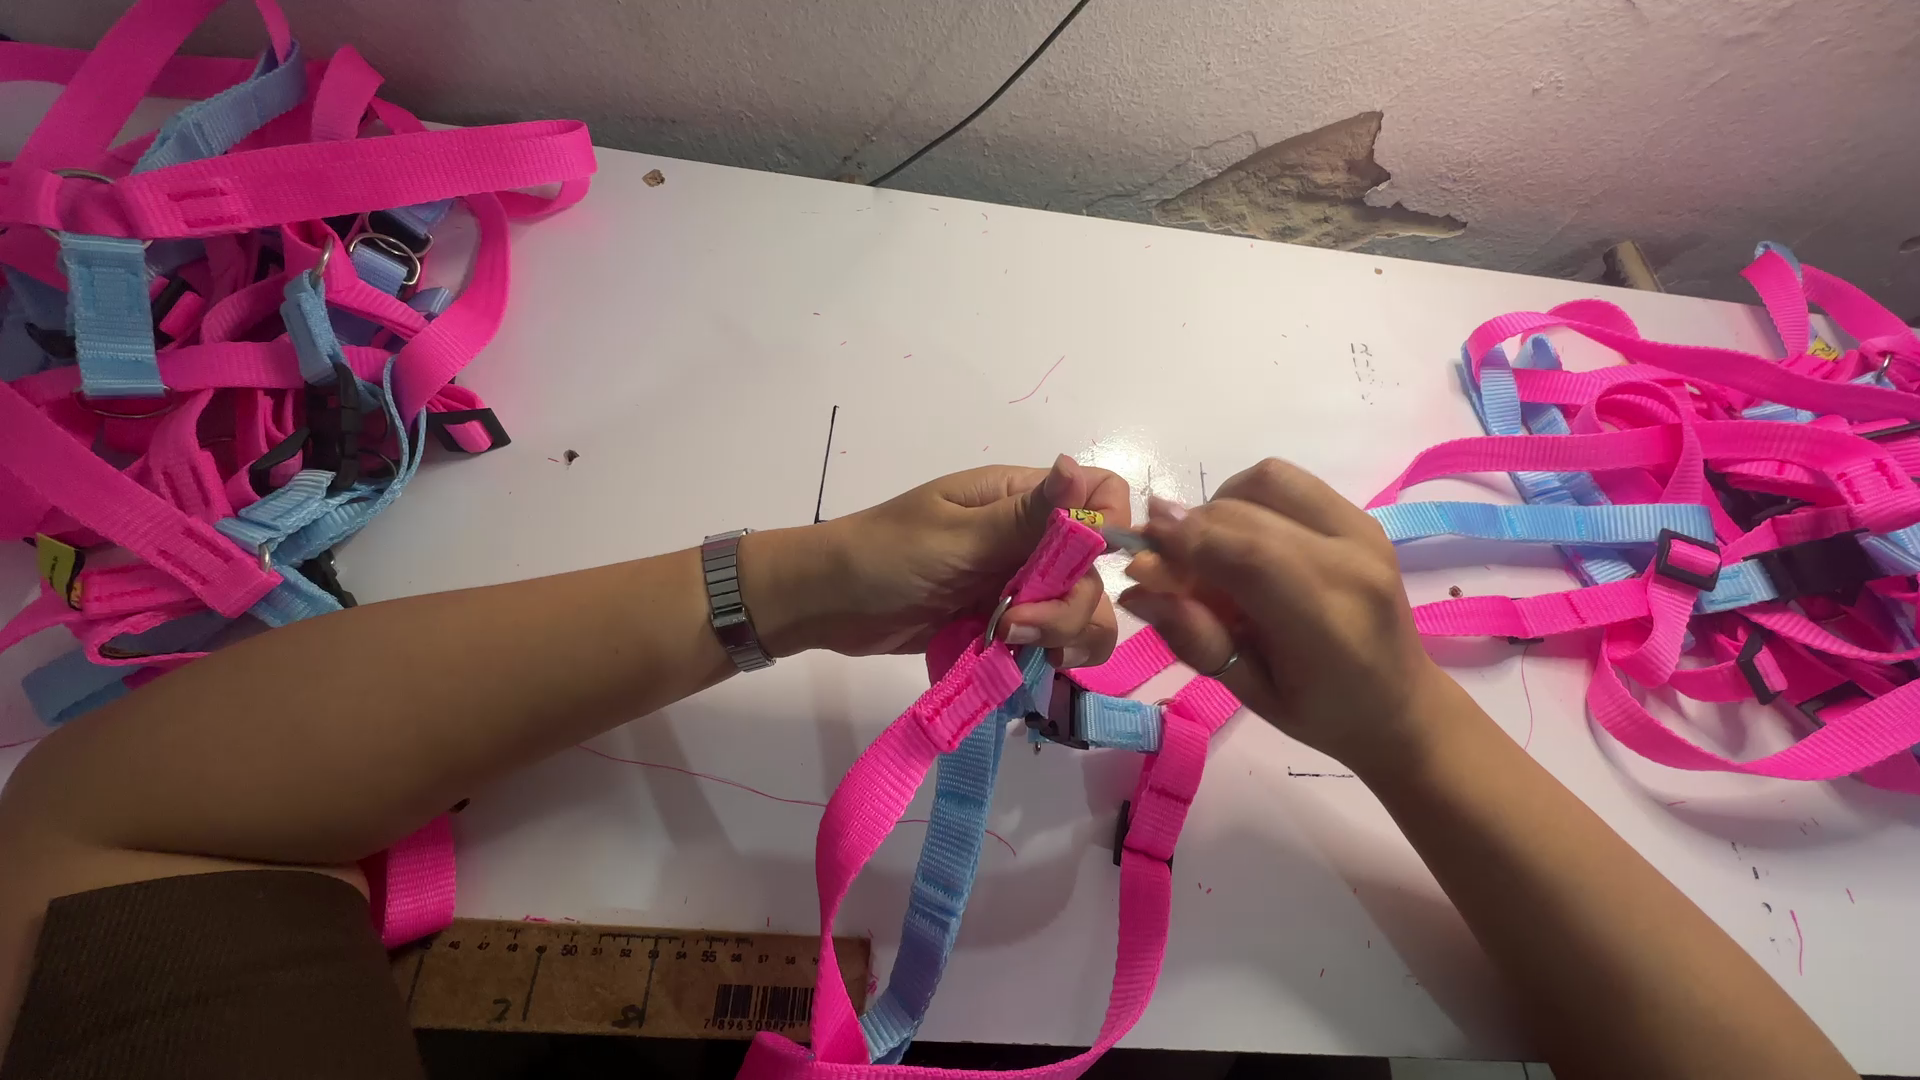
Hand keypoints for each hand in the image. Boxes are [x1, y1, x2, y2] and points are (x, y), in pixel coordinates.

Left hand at [759, 455, 1129, 662]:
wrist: (828, 603)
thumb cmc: (883, 555)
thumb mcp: (954, 535)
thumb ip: (1022, 518)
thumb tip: (1075, 468)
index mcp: (1018, 500)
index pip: (1099, 495)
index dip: (1108, 527)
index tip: (1085, 567)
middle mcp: (1028, 540)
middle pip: (1093, 572)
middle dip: (1068, 607)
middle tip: (1014, 626)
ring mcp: (1018, 585)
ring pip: (1081, 614)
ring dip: (1061, 637)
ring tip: (1013, 650)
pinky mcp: (1004, 625)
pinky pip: (1049, 643)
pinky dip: (1044, 658)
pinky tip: (1017, 666)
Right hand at [1116, 459, 1447, 770]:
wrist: (1401, 705)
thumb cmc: (1319, 711)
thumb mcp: (1248, 691)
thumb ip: (1194, 636)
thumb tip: (1136, 587)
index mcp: (1328, 621)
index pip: (1246, 555)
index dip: (1183, 542)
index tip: (1137, 550)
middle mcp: (1352, 562)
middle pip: (1245, 514)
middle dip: (1190, 532)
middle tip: (1168, 570)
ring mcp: (1361, 530)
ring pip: (1264, 480)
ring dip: (1218, 506)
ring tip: (1208, 549)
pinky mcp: (1359, 516)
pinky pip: (1285, 480)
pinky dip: (1245, 497)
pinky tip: (1239, 536)